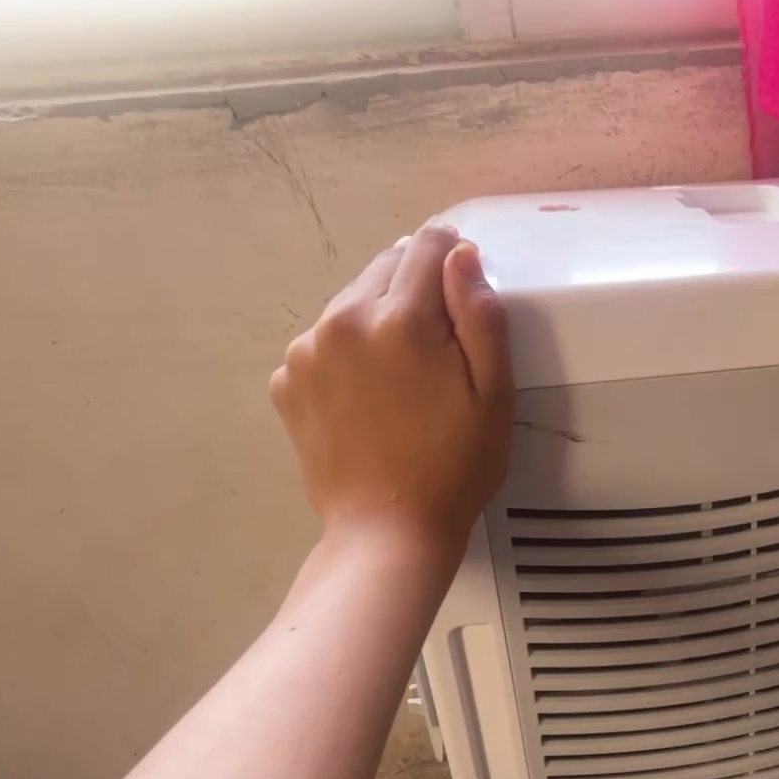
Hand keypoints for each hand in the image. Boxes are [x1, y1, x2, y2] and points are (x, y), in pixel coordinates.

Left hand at [270, 223, 512, 554]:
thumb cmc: (455, 466)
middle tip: (440, 342)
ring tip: (403, 372)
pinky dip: (348, 351)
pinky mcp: (285, 381)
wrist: (388, 531)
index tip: (465, 281)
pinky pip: (324, 340)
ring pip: (351, 302)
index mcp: (400, 319)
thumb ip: (480, 315)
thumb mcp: (493, 394)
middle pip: (386, 267)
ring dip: (380, 317)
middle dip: (417, 288)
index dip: (454, 254)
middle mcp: (342, 320)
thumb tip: (460, 254)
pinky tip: (369, 394)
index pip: (428, 246)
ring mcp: (305, 351)